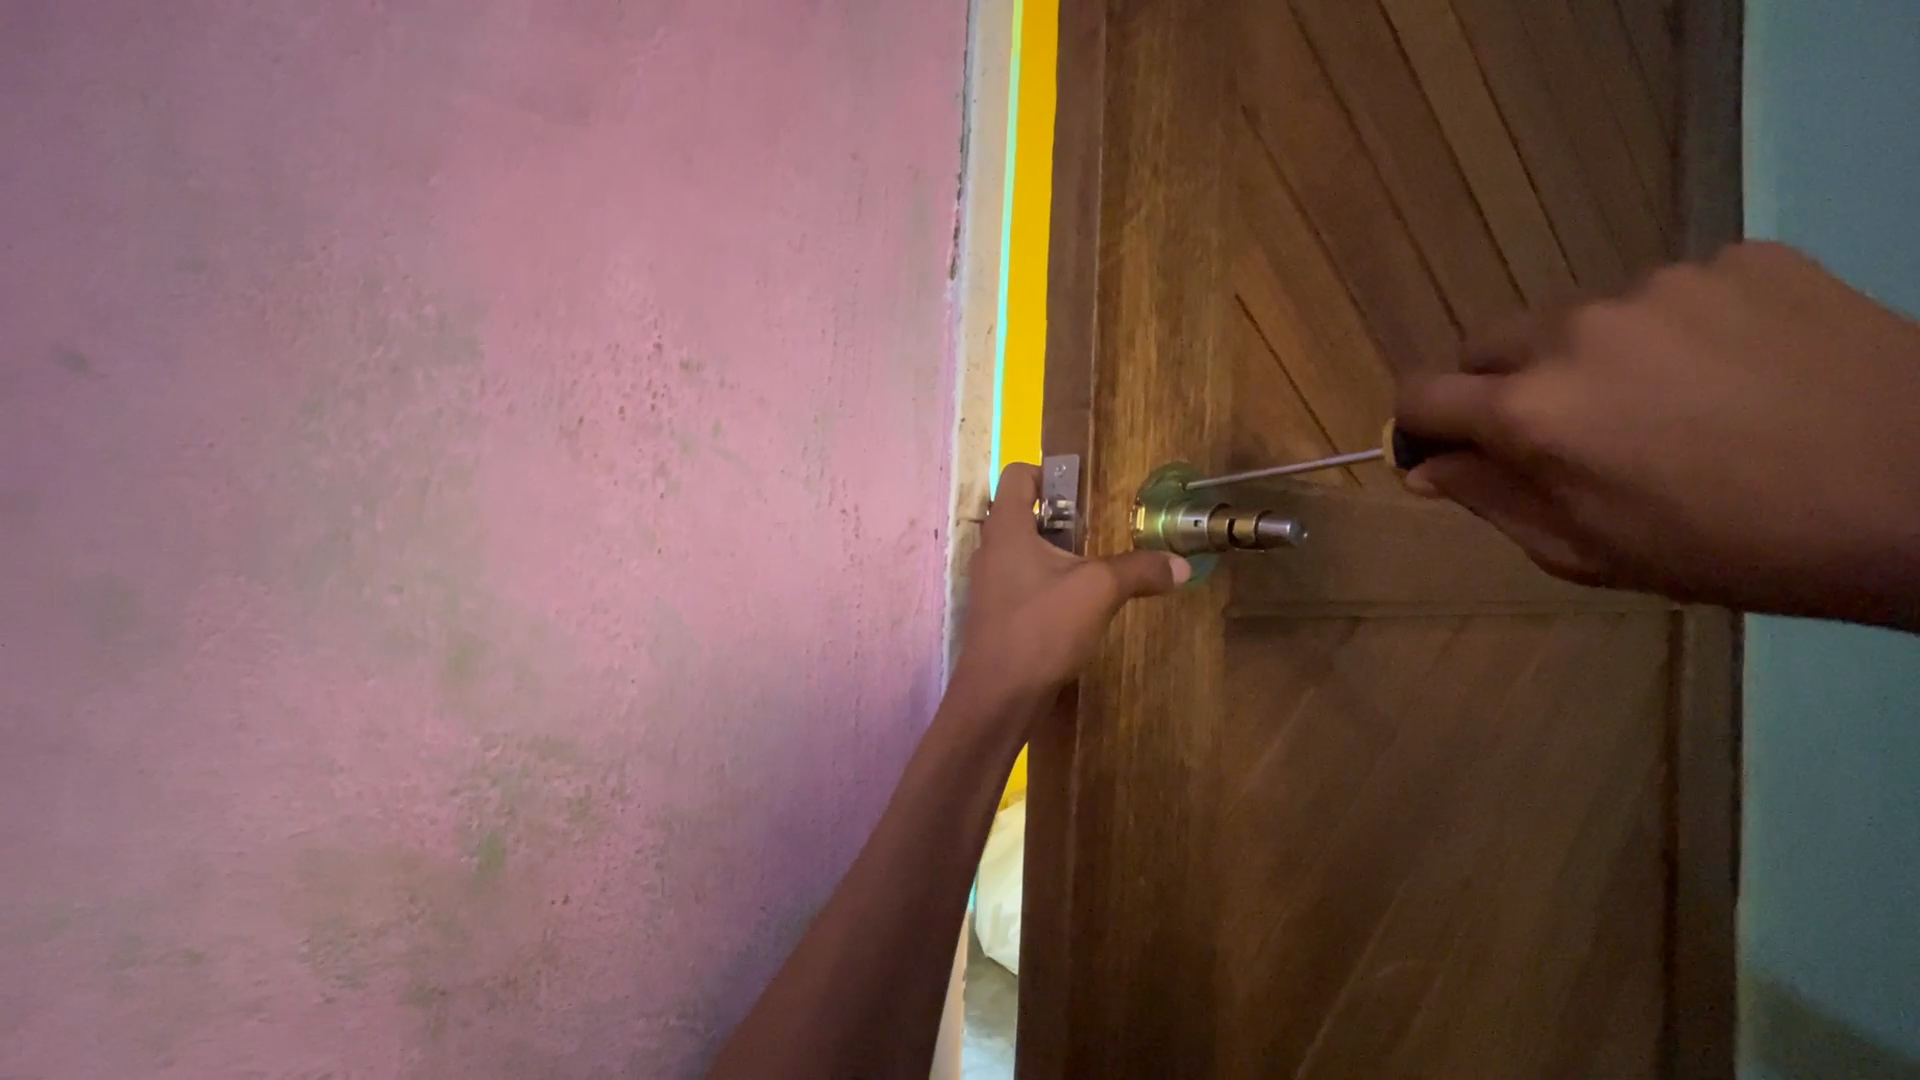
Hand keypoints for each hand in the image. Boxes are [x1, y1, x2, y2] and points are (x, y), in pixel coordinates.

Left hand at [953, 464, 1190, 700]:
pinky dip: (1052, 582)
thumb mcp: (1098, 590)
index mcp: (1006, 527)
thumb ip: (1140, 570)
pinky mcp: (998, 612)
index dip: (1050, 473)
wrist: (998, 695)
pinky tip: (1081, 604)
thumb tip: (1183, 565)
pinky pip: (1026, 581)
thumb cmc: (1041, 628)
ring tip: (1099, 567)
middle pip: (1025, 511)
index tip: (1087, 494)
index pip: (1018, 474)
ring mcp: (991, 582)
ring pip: (1027, 550)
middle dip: (1066, 517)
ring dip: (1061, 553)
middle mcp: (991, 547)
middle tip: (1104, 530)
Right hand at [1396, 241, 1919, 628]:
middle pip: (1484, 346)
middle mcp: (1575, 330)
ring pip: (1574, 319)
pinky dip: (1671, 330)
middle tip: (1559, 432)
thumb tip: (1426, 467)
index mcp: (1530, 409)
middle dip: (1496, 388)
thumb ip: (1489, 499)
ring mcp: (1661, 285)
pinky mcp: (1740, 258)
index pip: (1419, 394)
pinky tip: (1731, 369)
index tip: (1447, 450)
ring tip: (1664, 400)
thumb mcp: (1587, 550)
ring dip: (1586, 357)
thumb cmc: (1736, 546)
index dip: (1419, 425)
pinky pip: (1666, 294)